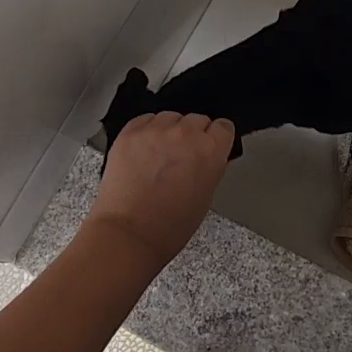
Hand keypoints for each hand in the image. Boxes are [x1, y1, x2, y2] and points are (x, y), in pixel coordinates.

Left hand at [85, 112, 234, 270]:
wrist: (128, 235)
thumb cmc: (168, 227)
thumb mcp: (206, 196)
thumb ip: (211, 166)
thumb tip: (210, 156)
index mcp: (210, 150)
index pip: (223, 126)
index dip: (217, 138)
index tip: (211, 144)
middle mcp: (185, 134)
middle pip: (198, 119)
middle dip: (193, 135)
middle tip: (182, 156)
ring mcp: (156, 131)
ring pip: (171, 117)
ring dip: (169, 131)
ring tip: (160, 155)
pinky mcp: (131, 132)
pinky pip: (145, 120)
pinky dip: (146, 131)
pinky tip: (144, 151)